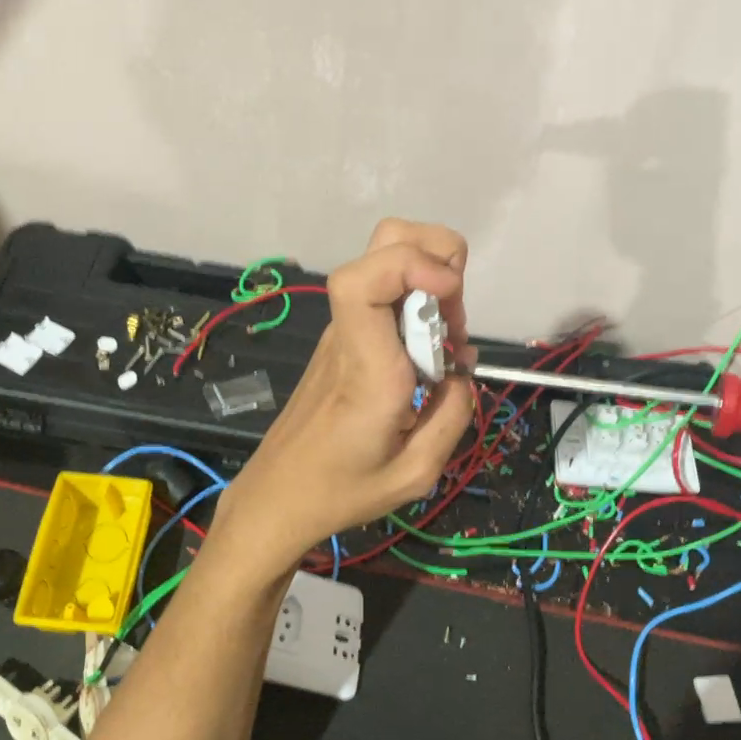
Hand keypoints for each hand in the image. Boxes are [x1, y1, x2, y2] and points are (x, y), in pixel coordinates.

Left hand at [209, 219, 476, 574]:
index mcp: (367, 370)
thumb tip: (462, 372)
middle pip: (383, 242)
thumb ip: (452, 417)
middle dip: (437, 255)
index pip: (362, 281)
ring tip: (446, 336)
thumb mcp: (415, 474)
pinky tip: (426, 352)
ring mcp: (342, 333)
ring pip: (383, 261)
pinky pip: (381, 295)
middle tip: (455, 318)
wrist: (278, 497)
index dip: (411, 263)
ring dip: (429, 278)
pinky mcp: (341, 341)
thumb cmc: (341, 492)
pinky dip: (415, 299)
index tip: (449, 296)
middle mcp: (351, 337)